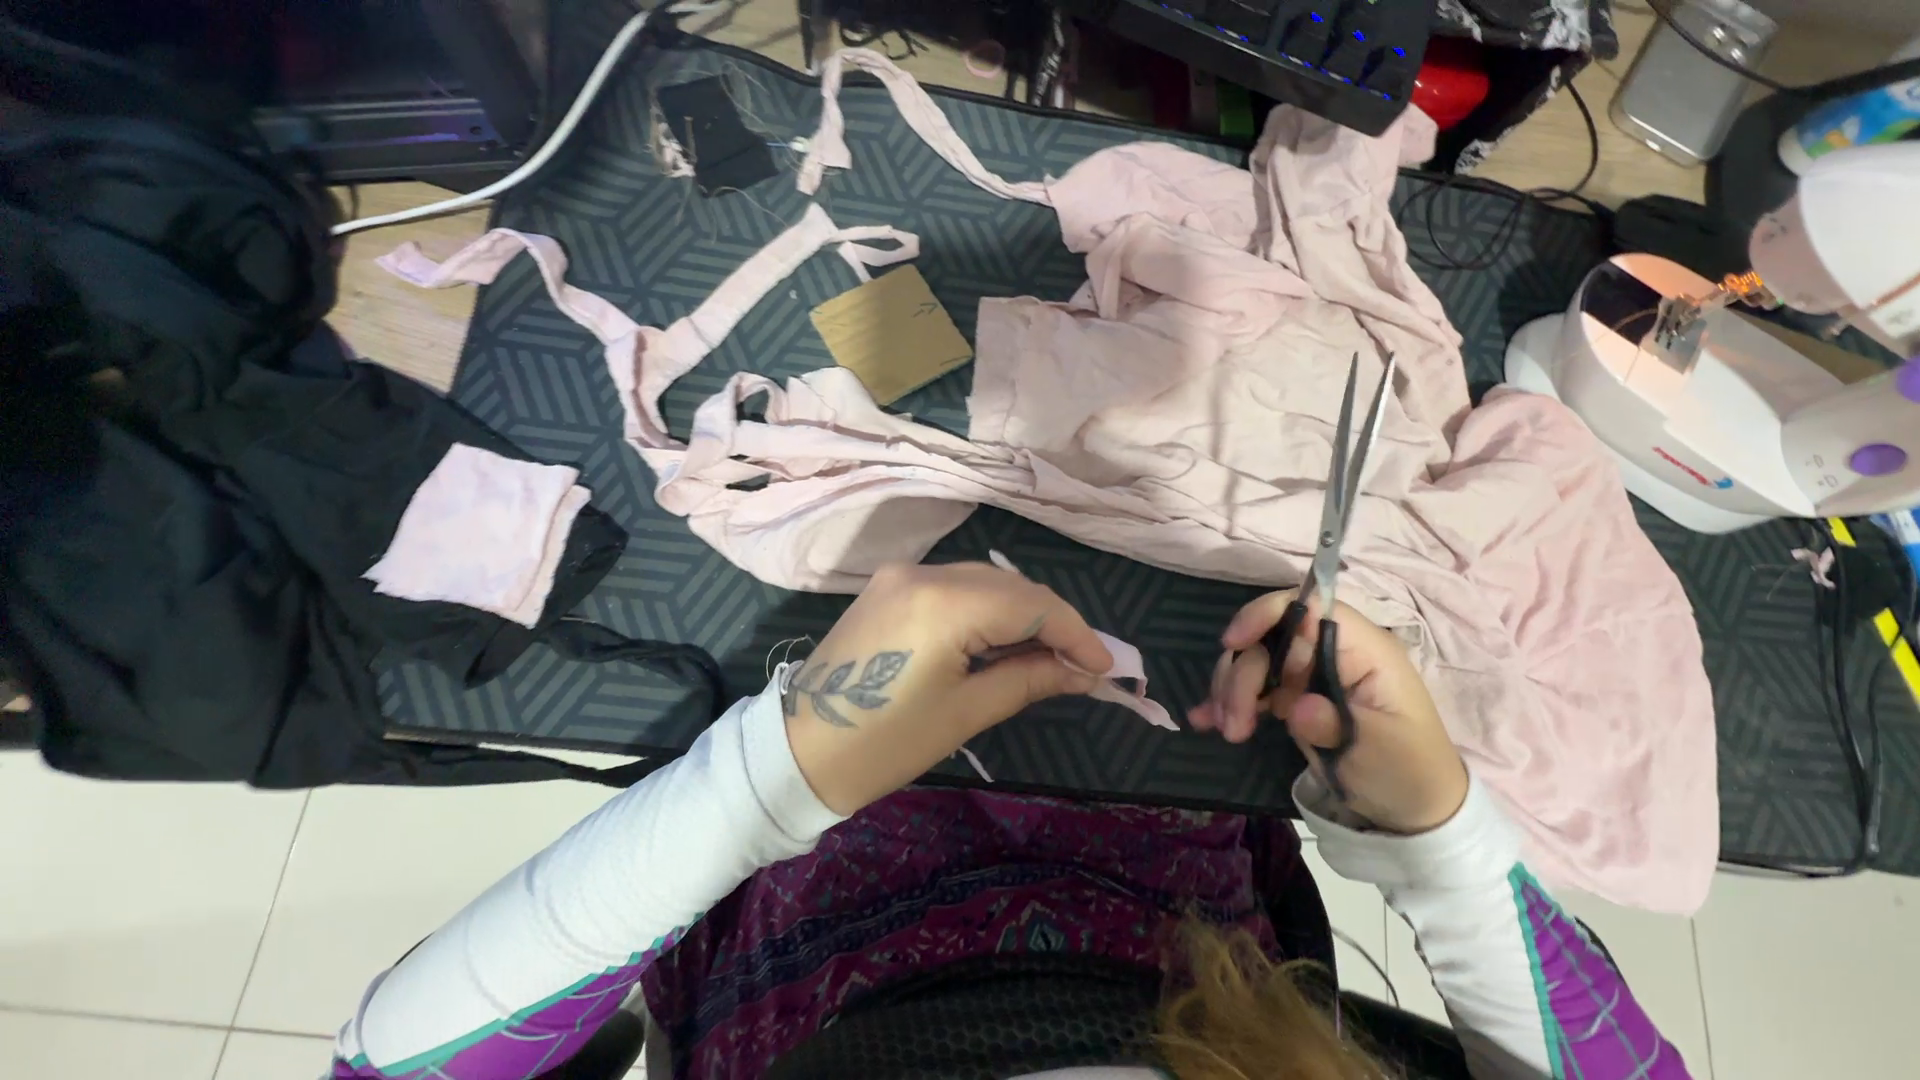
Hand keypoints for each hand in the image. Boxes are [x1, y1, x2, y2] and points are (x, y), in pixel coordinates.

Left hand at [782, 562, 1113, 815]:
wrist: (799, 751)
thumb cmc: (886, 743)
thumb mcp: (966, 712)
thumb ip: (1030, 678)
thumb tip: (1084, 671)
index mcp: (943, 603)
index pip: (1031, 604)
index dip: (1075, 633)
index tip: (1105, 666)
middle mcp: (922, 572)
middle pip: (1010, 586)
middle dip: (1052, 622)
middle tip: (1080, 665)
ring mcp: (900, 575)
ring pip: (984, 582)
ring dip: (1020, 613)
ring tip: (1045, 657)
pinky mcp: (887, 587)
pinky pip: (954, 587)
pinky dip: (986, 609)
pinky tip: (1000, 641)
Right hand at [1188, 590, 1467, 833]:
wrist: (1412, 807)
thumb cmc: (1407, 770)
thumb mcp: (1380, 749)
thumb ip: (1336, 722)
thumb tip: (1297, 707)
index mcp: (1362, 651)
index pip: (1309, 608)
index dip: (1266, 614)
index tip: (1232, 643)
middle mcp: (1330, 653)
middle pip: (1269, 639)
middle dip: (1242, 676)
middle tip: (1234, 725)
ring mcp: (1309, 674)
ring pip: (1253, 661)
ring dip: (1231, 692)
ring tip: (1229, 731)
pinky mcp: (1293, 697)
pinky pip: (1253, 687)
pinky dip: (1228, 702)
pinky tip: (1206, 720)